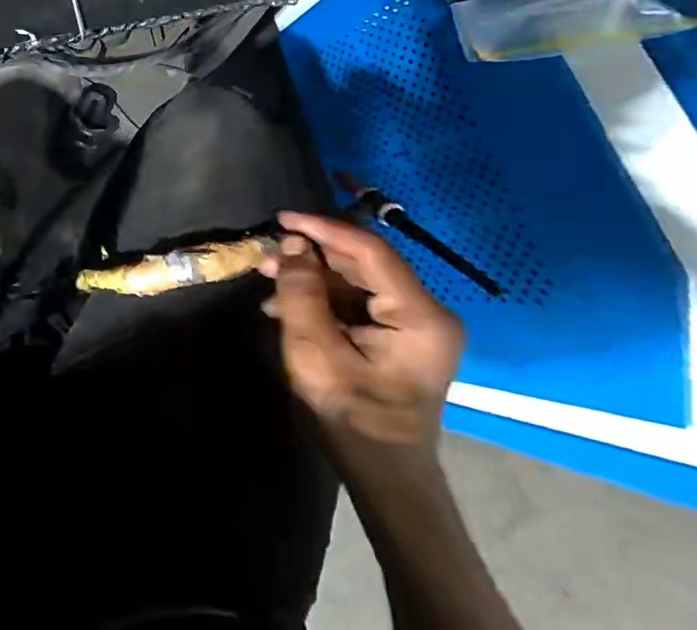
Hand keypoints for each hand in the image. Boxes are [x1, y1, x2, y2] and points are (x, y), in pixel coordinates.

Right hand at [260, 211, 463, 450]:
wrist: (385, 478)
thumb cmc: (351, 421)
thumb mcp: (316, 356)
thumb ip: (302, 296)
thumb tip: (293, 246)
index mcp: (421, 317)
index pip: (371, 252)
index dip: (324, 229)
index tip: (283, 218)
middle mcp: (427, 311)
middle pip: (365, 263)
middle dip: (313, 255)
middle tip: (269, 253)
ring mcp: (417, 323)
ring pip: (358, 280)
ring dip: (314, 276)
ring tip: (270, 277)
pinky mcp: (402, 334)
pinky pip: (359, 301)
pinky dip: (324, 298)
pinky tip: (288, 305)